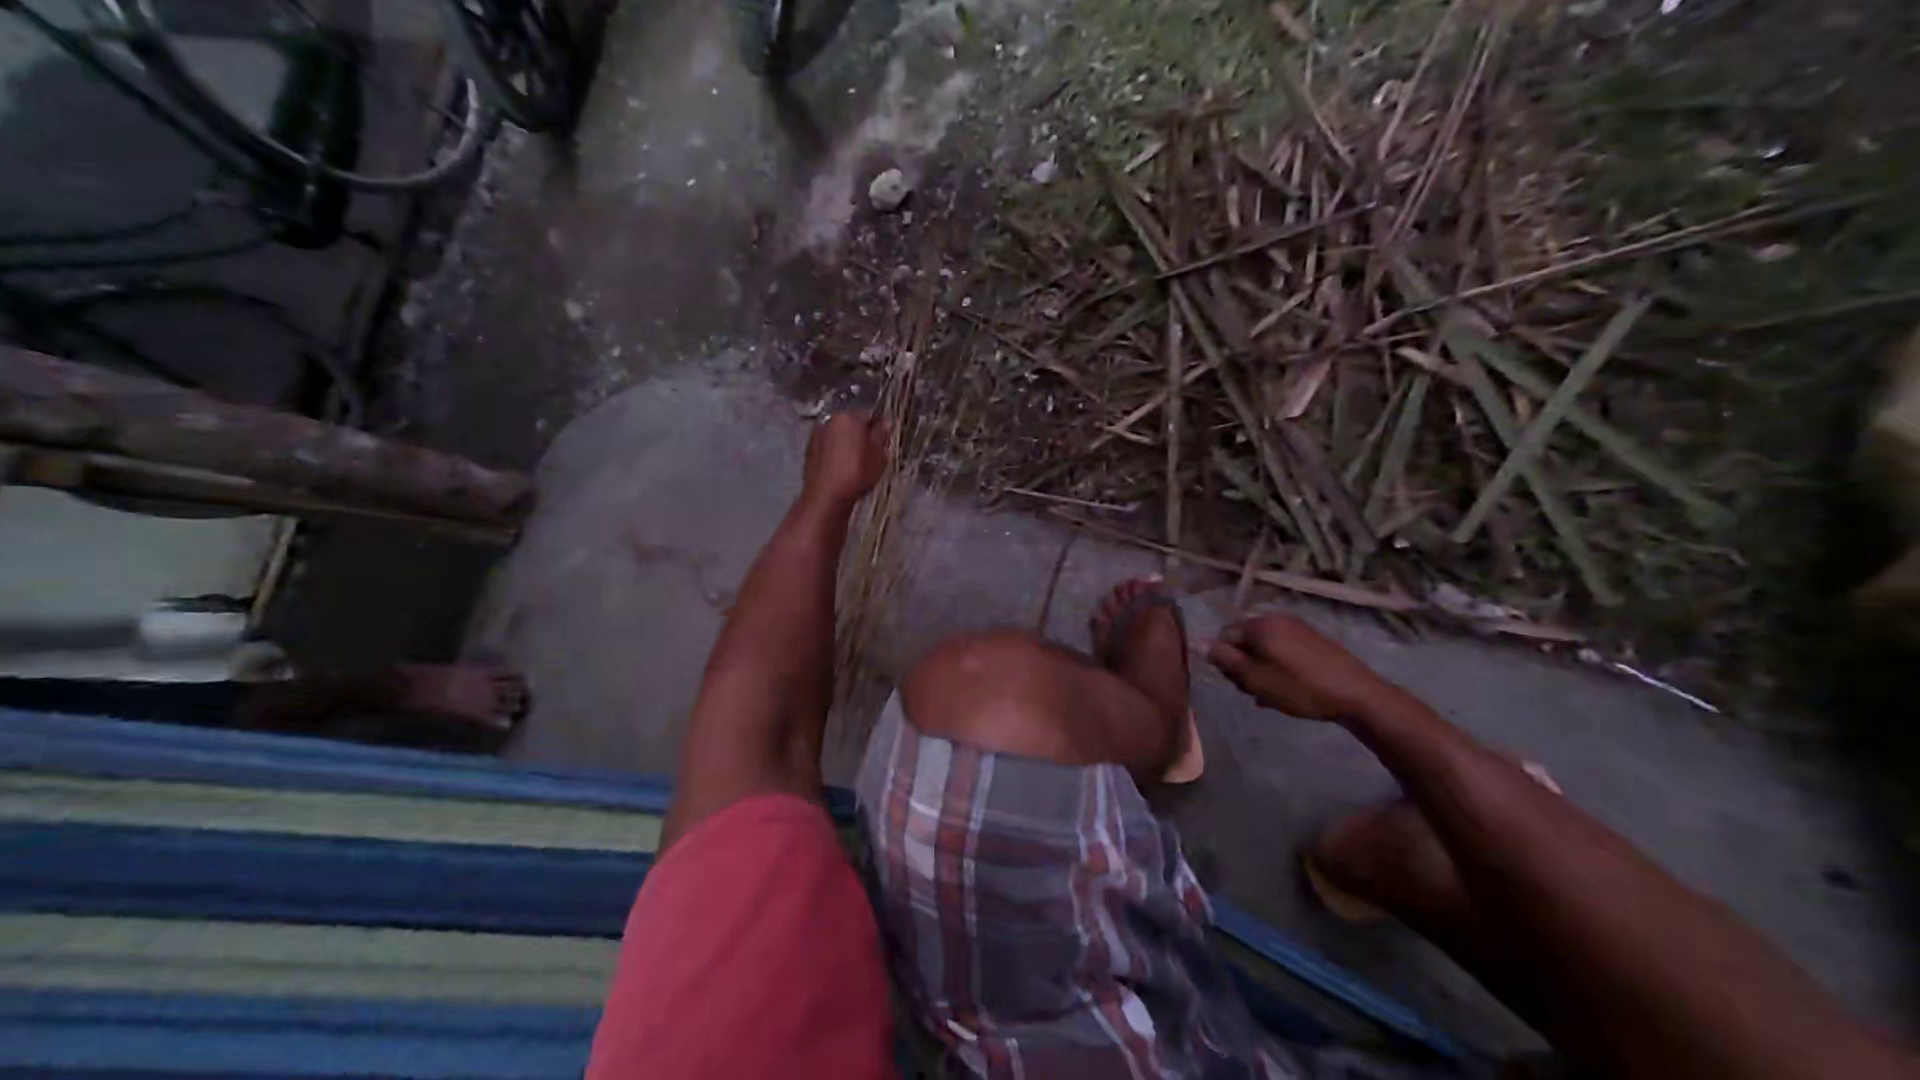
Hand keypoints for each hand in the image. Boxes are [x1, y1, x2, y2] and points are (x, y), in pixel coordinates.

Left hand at [803, 410, 889, 509]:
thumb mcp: (879, 455)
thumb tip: (885, 424)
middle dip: (861, 435)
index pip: (869, 413)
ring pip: (838, 434)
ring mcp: (817, 435)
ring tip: (857, 463)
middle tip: (872, 453)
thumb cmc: (854, 474)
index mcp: (848, 417)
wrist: (826, 496)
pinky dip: (835, 453)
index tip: (883, 439)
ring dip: (847, 444)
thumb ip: (882, 435)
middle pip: (851, 423)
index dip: (879, 427)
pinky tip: (843, 468)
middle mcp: (830, 420)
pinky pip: (828, 446)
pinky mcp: (810, 450)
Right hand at [1208, 613, 1395, 721]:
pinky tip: (1289, 688)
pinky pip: (1283, 650)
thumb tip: (1197, 642)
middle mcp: (1276, 618)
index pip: (1223, 636)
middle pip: (1244, 641)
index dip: (1225, 661)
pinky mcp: (1313, 640)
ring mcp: (1297, 627)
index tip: (1239, 683)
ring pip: (1264, 648)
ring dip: (1261, 669)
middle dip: (1244, 665)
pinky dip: (1279, 667)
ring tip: (1273, 694)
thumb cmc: (1299, 687)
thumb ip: (1224, 659)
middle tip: (1255, 690)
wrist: (1357, 695)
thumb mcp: (1255, 678)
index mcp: (1259, 624)